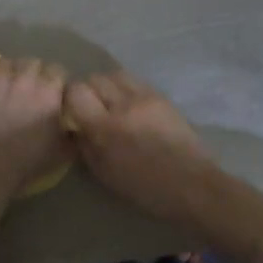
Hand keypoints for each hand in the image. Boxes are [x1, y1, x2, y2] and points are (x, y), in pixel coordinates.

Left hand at [0, 59, 70, 207]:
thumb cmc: (26, 163)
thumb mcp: (61, 152)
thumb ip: (73, 132)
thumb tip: (76, 122)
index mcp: (48, 92)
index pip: (57, 70)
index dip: (54, 81)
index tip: (50, 92)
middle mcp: (24, 78)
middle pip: (32, 62)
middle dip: (31, 74)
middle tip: (26, 91)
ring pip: (5, 62)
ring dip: (6, 73)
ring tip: (2, 88)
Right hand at [64, 72, 219, 225]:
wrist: (191, 184)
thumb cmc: (144, 188)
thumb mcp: (104, 174)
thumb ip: (85, 145)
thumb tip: (75, 126)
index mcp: (105, 128)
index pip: (77, 91)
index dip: (70, 98)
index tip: (72, 112)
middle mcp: (123, 105)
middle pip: (94, 78)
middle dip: (87, 91)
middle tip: (90, 108)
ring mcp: (145, 97)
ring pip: (115, 74)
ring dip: (107, 86)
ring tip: (110, 103)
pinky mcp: (162, 96)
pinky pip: (135, 81)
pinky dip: (126, 89)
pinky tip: (130, 106)